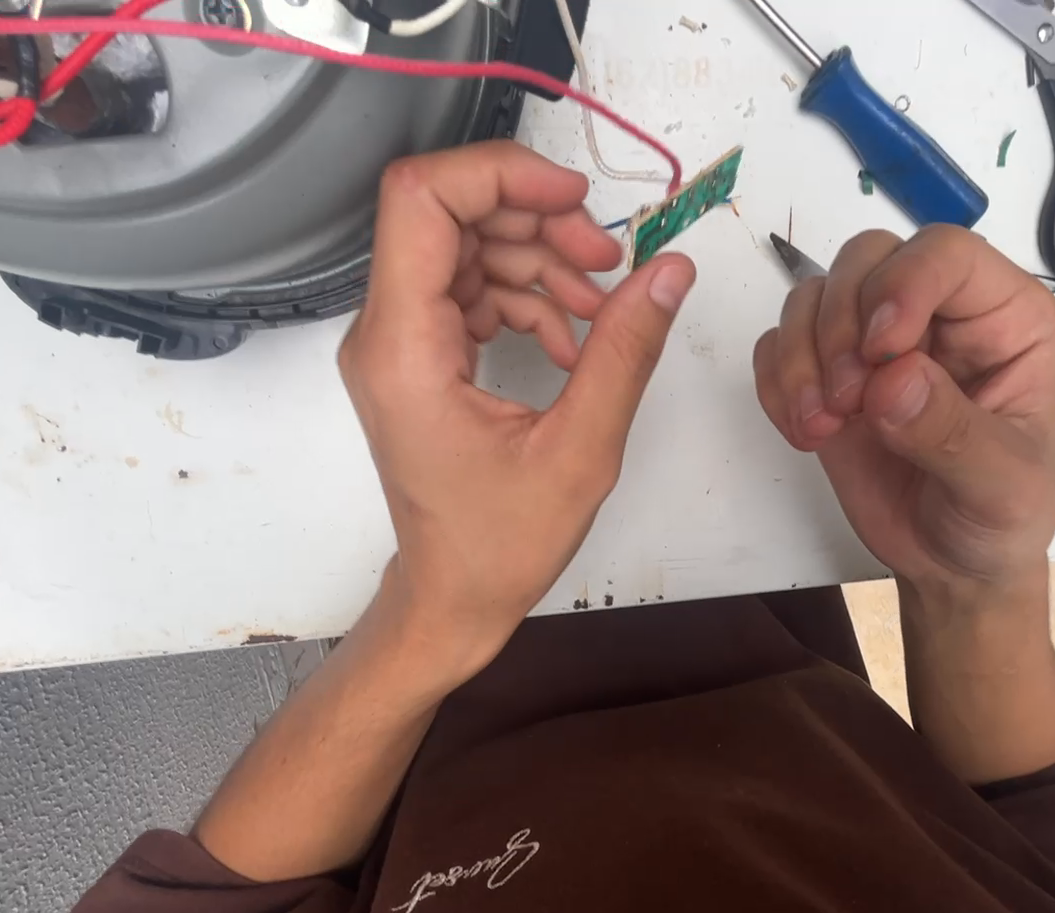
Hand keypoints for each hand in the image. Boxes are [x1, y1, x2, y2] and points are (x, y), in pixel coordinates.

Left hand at [340, 140, 696, 685]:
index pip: (423, 200)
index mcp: (405, 351)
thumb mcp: (581, 451)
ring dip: (539, 262)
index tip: (578, 199)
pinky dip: (525, 299)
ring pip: (465, 251)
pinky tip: (570, 341)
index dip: (503, 173)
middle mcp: (384, 336)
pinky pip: (469, 294)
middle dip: (537, 221)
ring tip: (602, 309)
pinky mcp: (418, 361)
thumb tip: (670, 271)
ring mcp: (397, 347)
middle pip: (451, 217)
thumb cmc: (501, 544)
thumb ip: (626, 353)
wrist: (453, 596)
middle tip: (609, 261)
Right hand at [752, 226, 1054, 600]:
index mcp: (1001, 319)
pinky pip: (776, 346)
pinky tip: (804, 432)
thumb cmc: (995, 519)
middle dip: (838, 327)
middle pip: (865, 259)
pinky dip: (776, 384)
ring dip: (800, 360)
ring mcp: (873, 345)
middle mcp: (935, 316)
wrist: (947, 562)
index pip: (944, 253)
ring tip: (820, 427)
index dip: (901, 287)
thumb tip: (890, 382)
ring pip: (812, 297)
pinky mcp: (825, 377)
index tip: (879, 357)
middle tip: (846, 404)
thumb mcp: (1000, 487)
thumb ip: (953, 435)